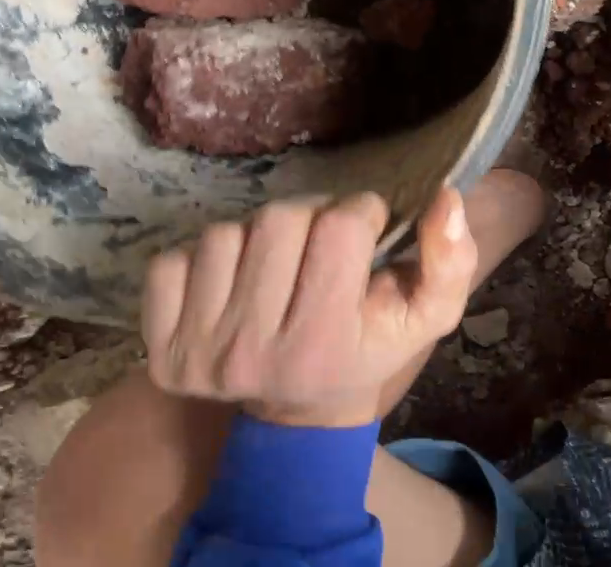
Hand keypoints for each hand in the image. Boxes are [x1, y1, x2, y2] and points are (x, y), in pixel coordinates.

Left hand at [141, 189, 477, 428]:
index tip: (366, 232)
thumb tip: (446, 197)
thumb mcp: (429, 314)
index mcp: (324, 342)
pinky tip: (234, 283)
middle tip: (321, 244)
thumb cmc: (371, 350)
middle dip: (310, 216)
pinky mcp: (159, 352)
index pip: (341, 226)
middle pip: (280, 219)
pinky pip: (169, 262)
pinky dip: (204, 261)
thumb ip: (451, 258)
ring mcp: (198, 354)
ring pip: (225, 233)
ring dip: (258, 237)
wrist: (302, 413)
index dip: (362, 213)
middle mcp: (253, 352)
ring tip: (279, 263)